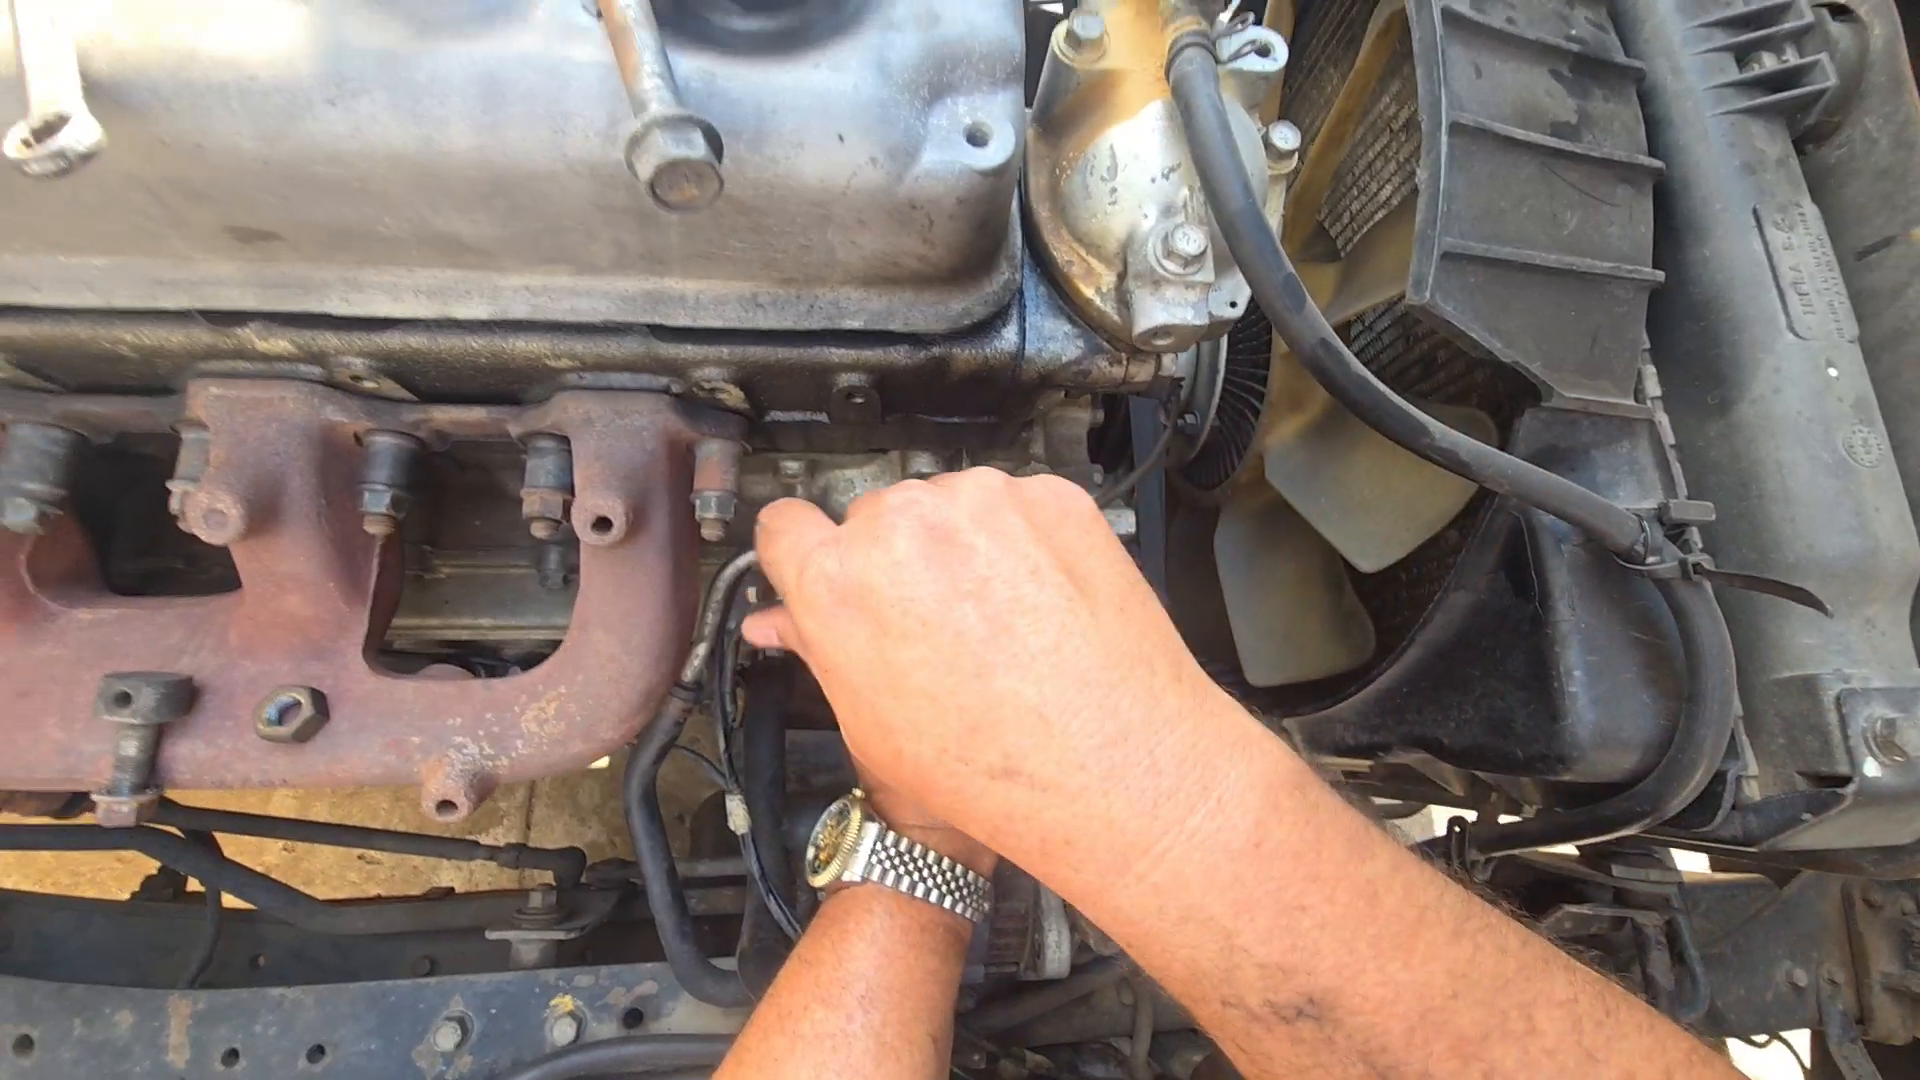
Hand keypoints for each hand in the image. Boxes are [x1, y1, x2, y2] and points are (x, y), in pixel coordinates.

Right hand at [742, 468, 1230, 869]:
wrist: (1113, 762)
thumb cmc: (992, 764)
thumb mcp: (873, 720)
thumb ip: (818, 647)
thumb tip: (782, 621)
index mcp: (839, 580)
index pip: (785, 525)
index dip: (803, 551)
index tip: (822, 561)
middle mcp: (903, 524)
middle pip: (874, 518)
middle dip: (893, 559)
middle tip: (930, 617)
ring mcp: (981, 501)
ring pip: (945, 507)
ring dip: (958, 546)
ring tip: (994, 617)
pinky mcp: (1047, 497)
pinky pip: (1011, 505)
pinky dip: (1018, 539)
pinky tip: (1034, 600)